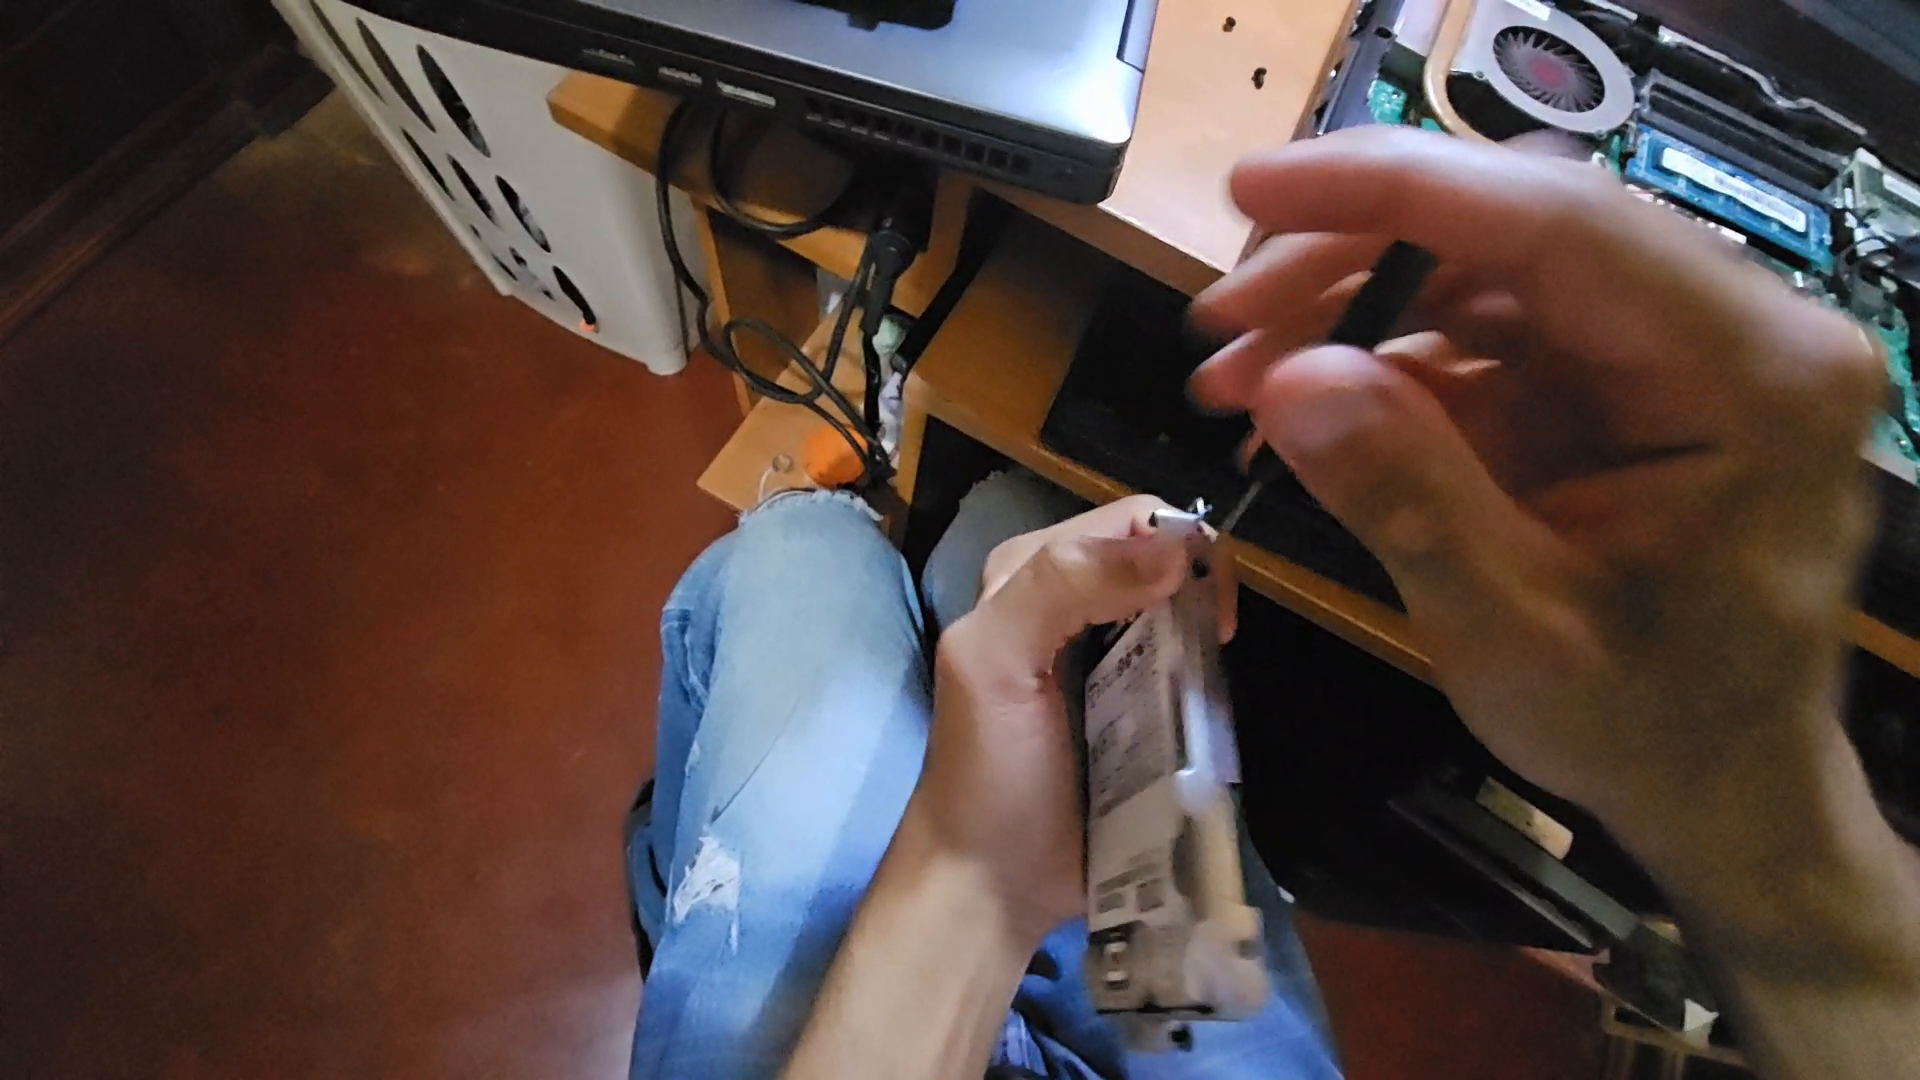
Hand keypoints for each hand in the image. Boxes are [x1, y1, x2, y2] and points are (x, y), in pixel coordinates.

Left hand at [907, 496, 1203, 943]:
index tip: (1204, 612)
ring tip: (1199, 683)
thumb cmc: (987, 767)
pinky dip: (1199, 670)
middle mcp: (1065, 595)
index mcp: (1027, 571)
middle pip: (1157, 557)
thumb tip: (1172, 551)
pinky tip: (1196, 702)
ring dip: (1200, 634)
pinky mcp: (1129, 693)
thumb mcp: (994, 662)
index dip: (1175, 549)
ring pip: (1175, 606)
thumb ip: (1059, 588)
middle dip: (1194, 589)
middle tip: (1209, 647)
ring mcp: (1100, 646)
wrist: (994, 872)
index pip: (1125, 521)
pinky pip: (1180, 656)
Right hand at [1188, 127, 1883, 870]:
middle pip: (1492, 233)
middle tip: (1217, 328)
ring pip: (1454, 280)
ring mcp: (1627, 358)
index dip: (1387, 192)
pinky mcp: (1570, 389)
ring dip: (1327, 319)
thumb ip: (1406, 498)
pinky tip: (1283, 415)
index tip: (1249, 187)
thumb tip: (1288, 382)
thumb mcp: (1506, 625)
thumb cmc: (1635, 718)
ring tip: (1227, 383)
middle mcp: (1696, 334)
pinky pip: (1443, 345)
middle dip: (1335, 267)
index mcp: (1738, 375)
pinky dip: (1350, 372)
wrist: (1699, 780)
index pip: (1550, 224)